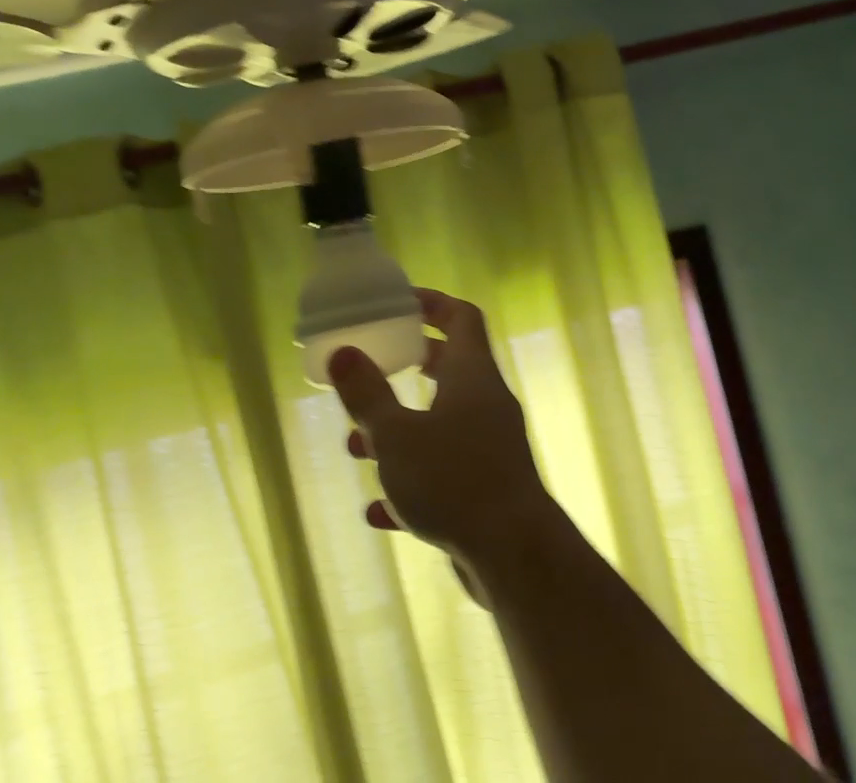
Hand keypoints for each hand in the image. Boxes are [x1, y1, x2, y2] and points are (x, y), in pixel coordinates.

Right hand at [329, 289, 556, 569]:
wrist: (512, 552)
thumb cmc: (453, 480)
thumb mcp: (396, 436)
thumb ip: (367, 394)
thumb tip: (343, 352)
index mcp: (473, 376)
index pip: (461, 318)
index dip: (432, 303)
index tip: (398, 304)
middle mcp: (487, 404)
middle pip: (450, 369)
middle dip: (408, 368)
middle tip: (373, 370)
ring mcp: (491, 448)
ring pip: (441, 426)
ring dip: (400, 432)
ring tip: (358, 449)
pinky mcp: (488, 489)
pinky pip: (445, 474)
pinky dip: (413, 484)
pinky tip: (379, 511)